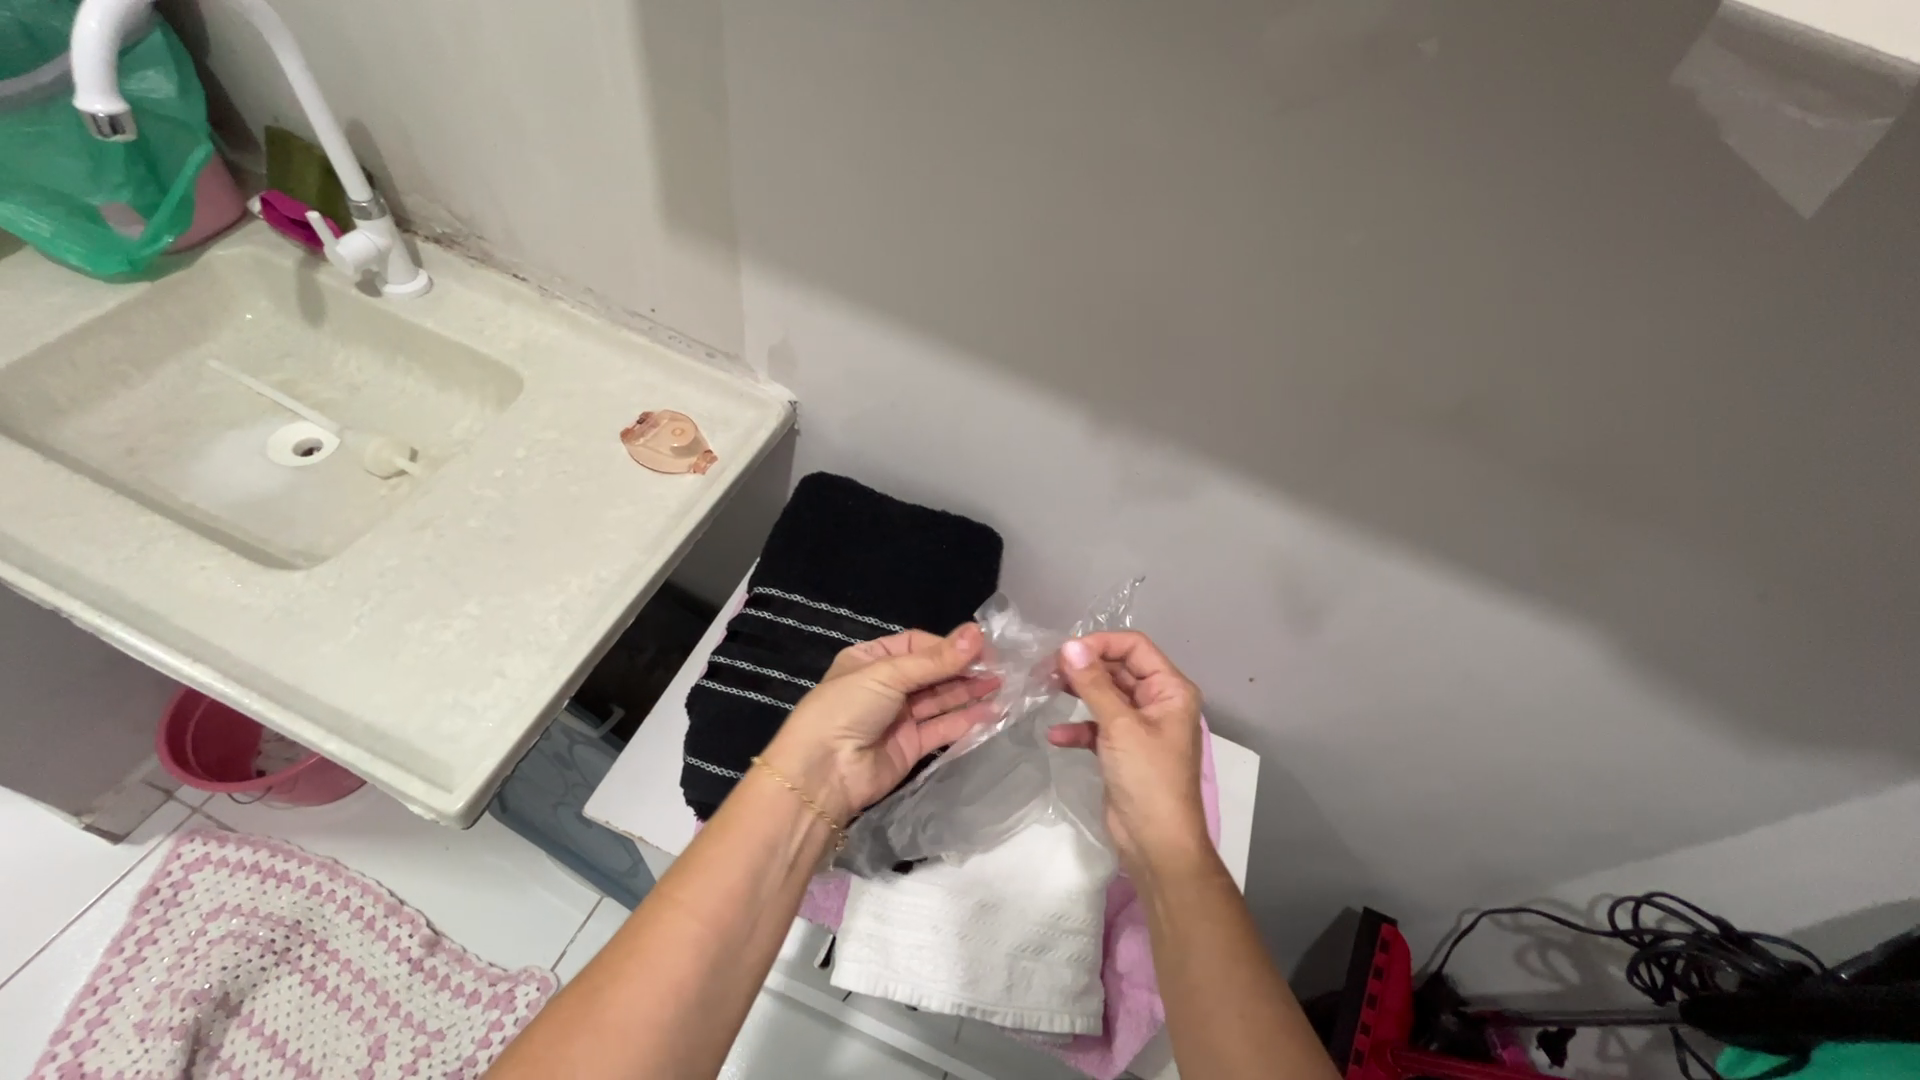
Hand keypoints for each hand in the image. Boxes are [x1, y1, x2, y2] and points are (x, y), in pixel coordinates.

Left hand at [763, 624, 1000, 823]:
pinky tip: (992, 712)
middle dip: (964, 669)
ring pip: (940, 700)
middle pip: (932, 673)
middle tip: (1002, 667)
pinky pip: (942, 729)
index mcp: (870, 660)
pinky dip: (966, 720)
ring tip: (1004, 685)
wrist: (822, 773)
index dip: (949, 646)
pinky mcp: (910, 747)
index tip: (984, 646)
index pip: (918, 645)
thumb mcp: (889, 673)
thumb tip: (978, 632)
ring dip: (970, 692)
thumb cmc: (848, 707)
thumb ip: (936, 659)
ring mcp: (898, 718)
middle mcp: (885, 687)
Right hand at [1048, 631, 1209, 878]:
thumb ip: (1093, 684)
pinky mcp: (1123, 750)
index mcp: (1171, 690)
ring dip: (1078, 693)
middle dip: (1085, 667)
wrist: (1157, 843)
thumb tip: (1069, 646)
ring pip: (1105, 696)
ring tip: (1045, 689)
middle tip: (1047, 668)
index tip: (1065, 651)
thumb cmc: (1148, 778)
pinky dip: (1078, 728)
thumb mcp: (1120, 726)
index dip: (1101, 643)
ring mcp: (1140, 727)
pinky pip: (1097, 727)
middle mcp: (1158, 702)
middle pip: (1118, 669)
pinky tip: (1056, 736)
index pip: (1135, 647)